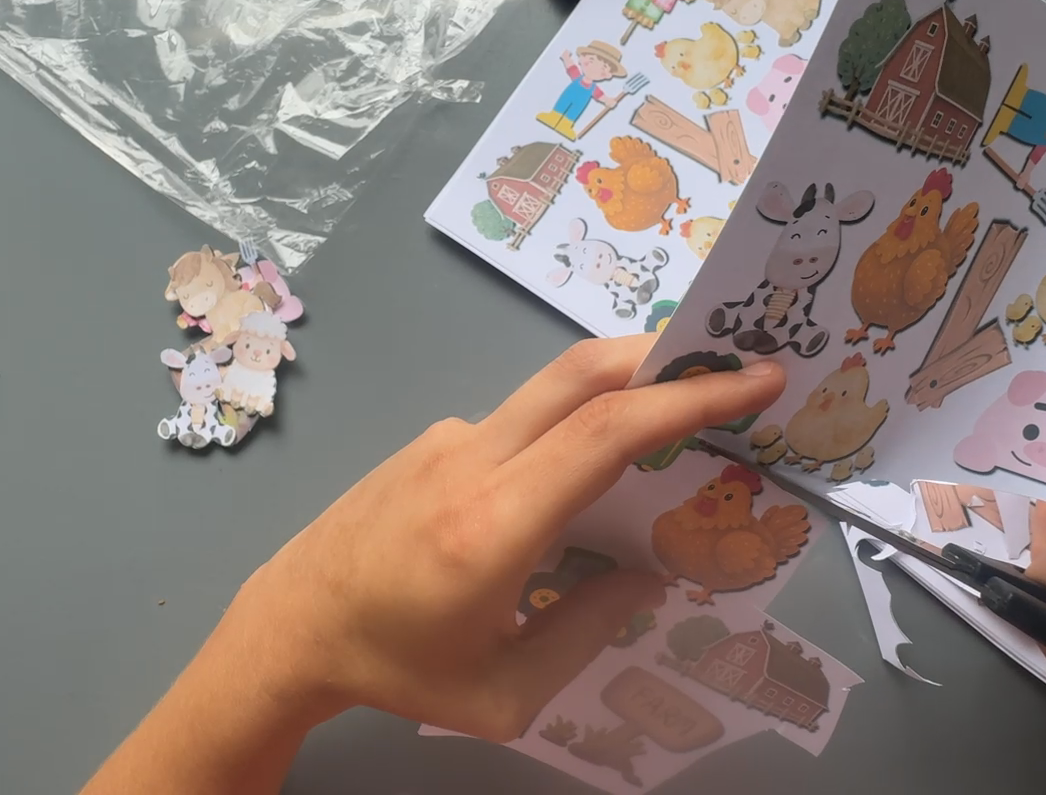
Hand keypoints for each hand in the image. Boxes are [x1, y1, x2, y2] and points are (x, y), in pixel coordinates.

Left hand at [85, 336, 783, 793]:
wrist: (293, 619)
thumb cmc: (398, 665)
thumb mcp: (506, 690)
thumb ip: (589, 629)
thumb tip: (652, 574)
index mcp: (495, 523)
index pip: (604, 432)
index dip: (687, 396)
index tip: (752, 380)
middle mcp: (472, 455)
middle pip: (578, 373)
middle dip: (662, 355)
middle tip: (729, 362)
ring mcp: (448, 435)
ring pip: (551, 389)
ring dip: (620, 385)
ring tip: (675, 414)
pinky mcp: (435, 436)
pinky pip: (520, 418)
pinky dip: (573, 422)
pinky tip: (581, 473)